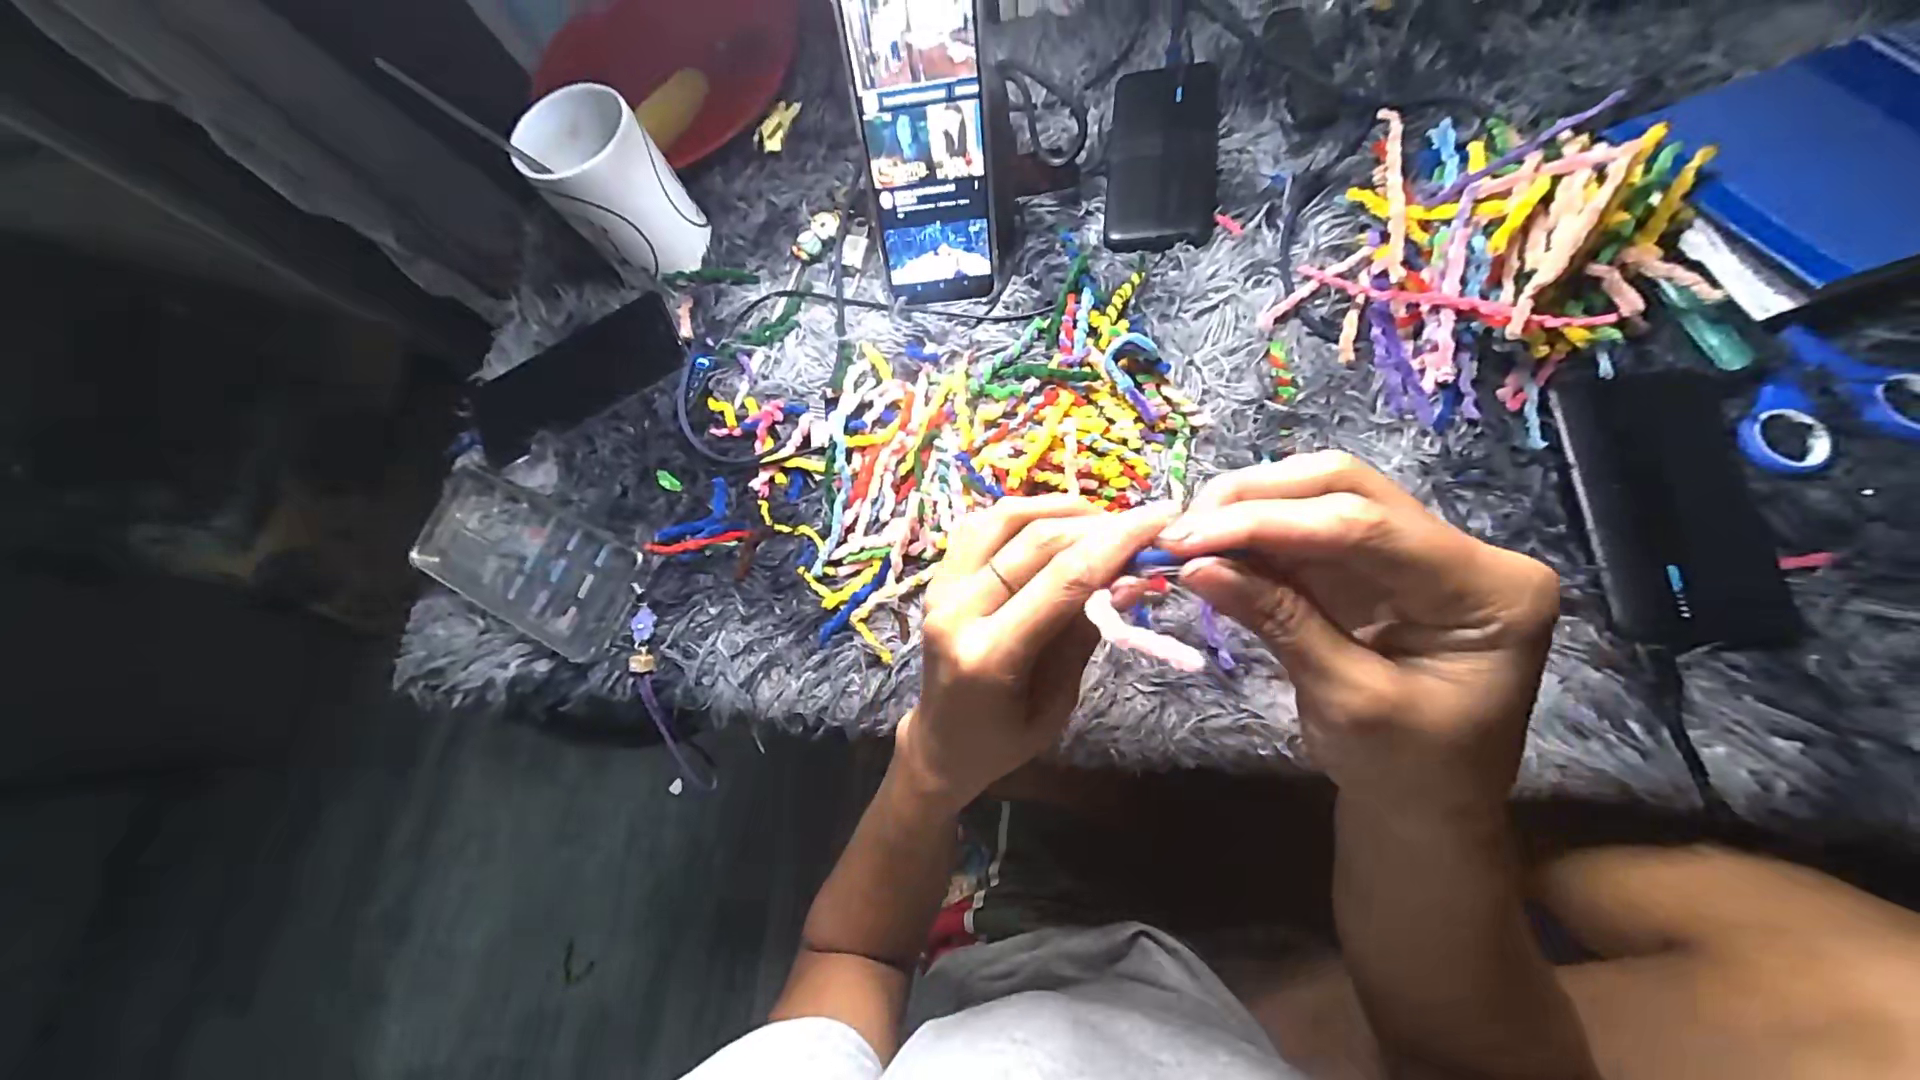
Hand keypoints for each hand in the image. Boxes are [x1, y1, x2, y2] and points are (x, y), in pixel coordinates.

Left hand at [896, 495, 1177, 810]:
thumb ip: (1085, 633)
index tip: (1163, 518)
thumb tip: (1129, 576)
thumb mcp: (1058, 701)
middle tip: (1143, 525)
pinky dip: (1025, 512)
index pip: (1064, 579)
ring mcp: (940, 587)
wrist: (939, 742)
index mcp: (989, 655)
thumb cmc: (1004, 739)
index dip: (1118, 542)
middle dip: (1100, 525)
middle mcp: (956, 611)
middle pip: (1038, 541)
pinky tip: (1056, 522)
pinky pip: (982, 525)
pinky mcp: (937, 576)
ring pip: (1006, 518)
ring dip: (1062, 509)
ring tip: (1103, 521)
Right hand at [1158, 452, 1560, 817]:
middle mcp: (1452, 551)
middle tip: (1184, 529)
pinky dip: (1250, 537)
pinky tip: (1210, 548)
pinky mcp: (1364, 569)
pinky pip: (1300, 533)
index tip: (1189, 537)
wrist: (1424, 807)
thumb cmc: (1407, 771)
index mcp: (1487, 587)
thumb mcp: (1346, 700)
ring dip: (1244, 511)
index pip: (1365, 525)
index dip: (1269, 522)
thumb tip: (1196, 566)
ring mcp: (1405, 554)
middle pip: (1344, 486)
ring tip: (1185, 538)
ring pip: (1316, 497)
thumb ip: (1278, 621)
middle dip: (1256, 498)